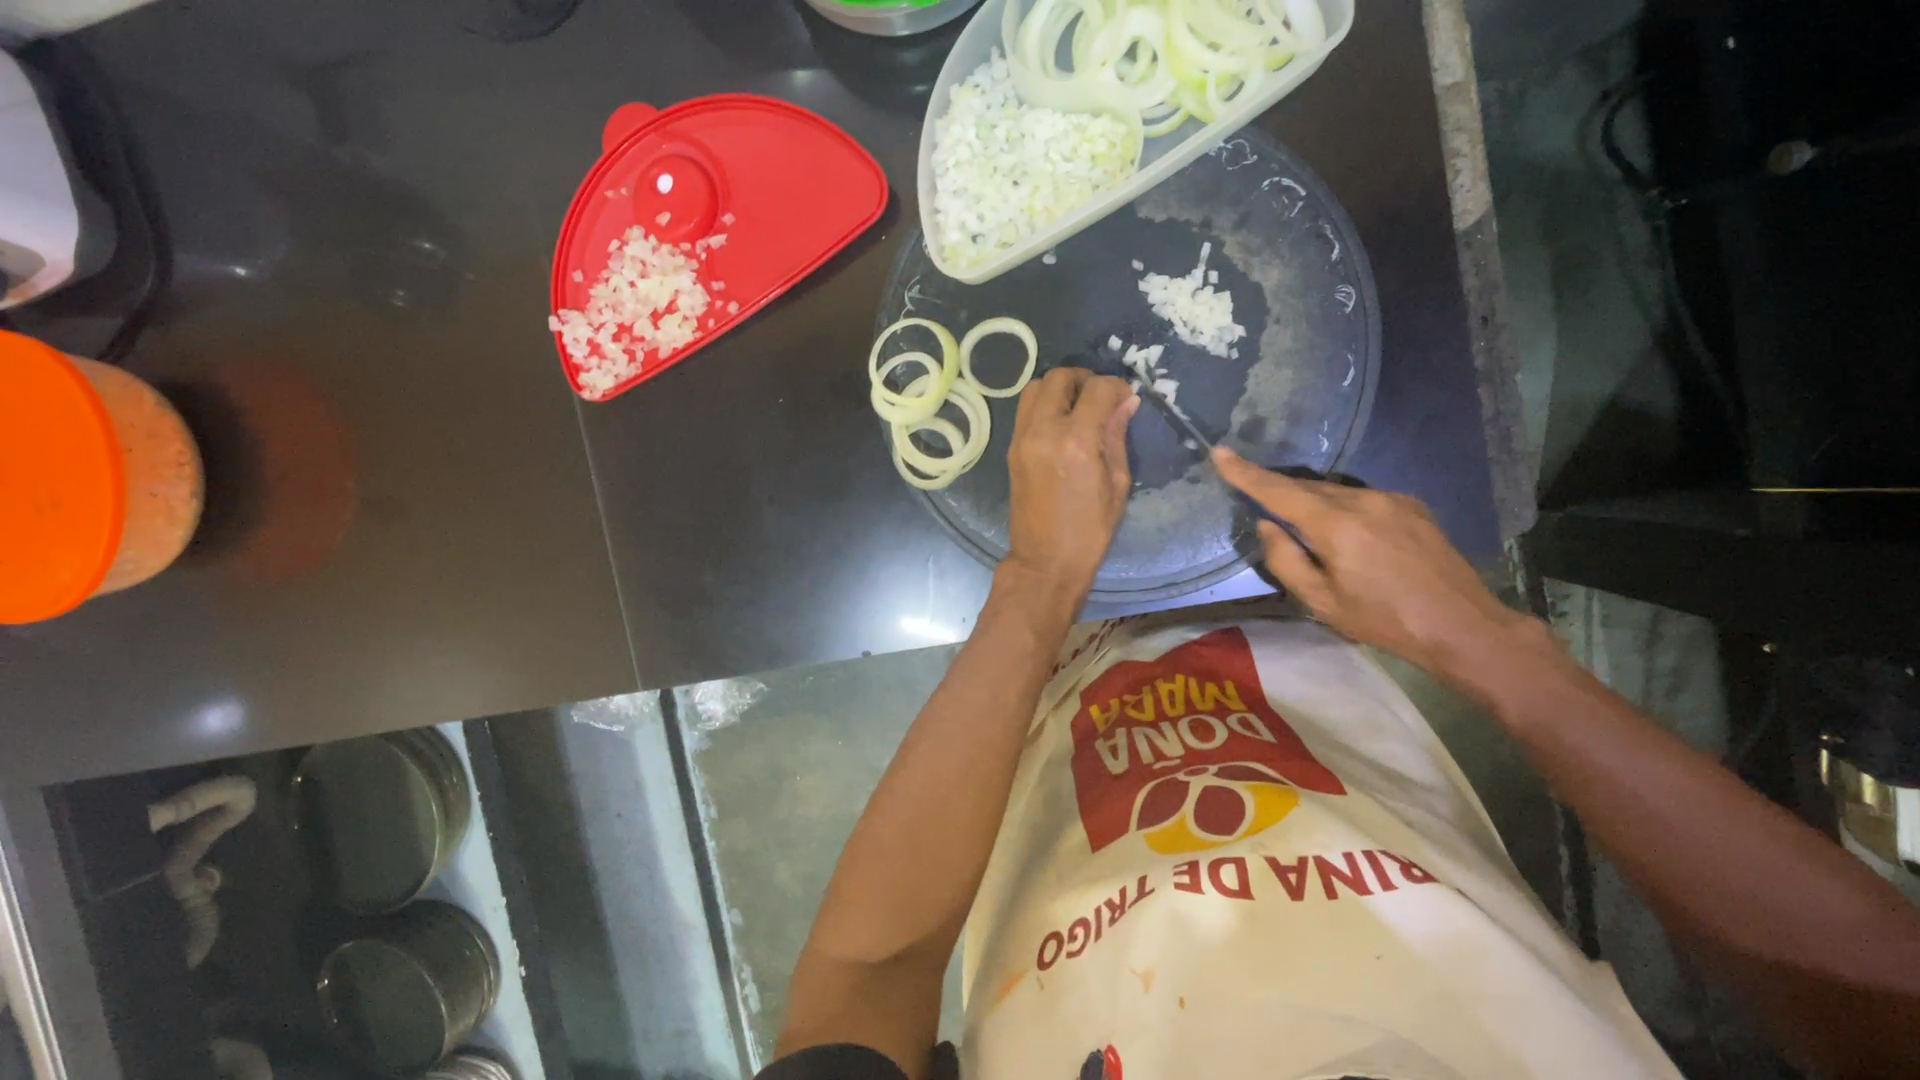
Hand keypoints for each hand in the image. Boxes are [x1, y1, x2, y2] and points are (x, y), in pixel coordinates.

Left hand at [1004, 368, 1139, 596]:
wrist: (1045, 560)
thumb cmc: (1090, 530)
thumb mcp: (1117, 483)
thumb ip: (1117, 436)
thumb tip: (1125, 402)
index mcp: (1076, 442)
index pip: (1097, 389)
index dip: (1116, 387)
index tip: (1125, 397)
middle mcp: (1044, 432)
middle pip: (1059, 377)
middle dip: (1084, 379)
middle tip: (1100, 396)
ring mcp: (1022, 438)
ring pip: (1035, 387)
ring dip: (1059, 388)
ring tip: (1078, 405)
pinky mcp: (1011, 448)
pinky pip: (1025, 409)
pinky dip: (1044, 404)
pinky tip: (1062, 421)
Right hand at [1212, 446, 1530, 677]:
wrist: (1462, 625)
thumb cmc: (1384, 621)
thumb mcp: (1321, 602)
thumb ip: (1285, 560)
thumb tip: (1267, 526)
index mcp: (1336, 526)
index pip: (1279, 491)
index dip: (1246, 473)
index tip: (1220, 452)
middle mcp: (1363, 500)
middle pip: (1307, 487)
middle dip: (1281, 492)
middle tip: (1263, 508)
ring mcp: (1391, 499)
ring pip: (1336, 492)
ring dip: (1314, 504)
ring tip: (1311, 534)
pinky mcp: (1412, 505)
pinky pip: (1363, 499)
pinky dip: (1344, 509)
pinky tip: (1351, 537)